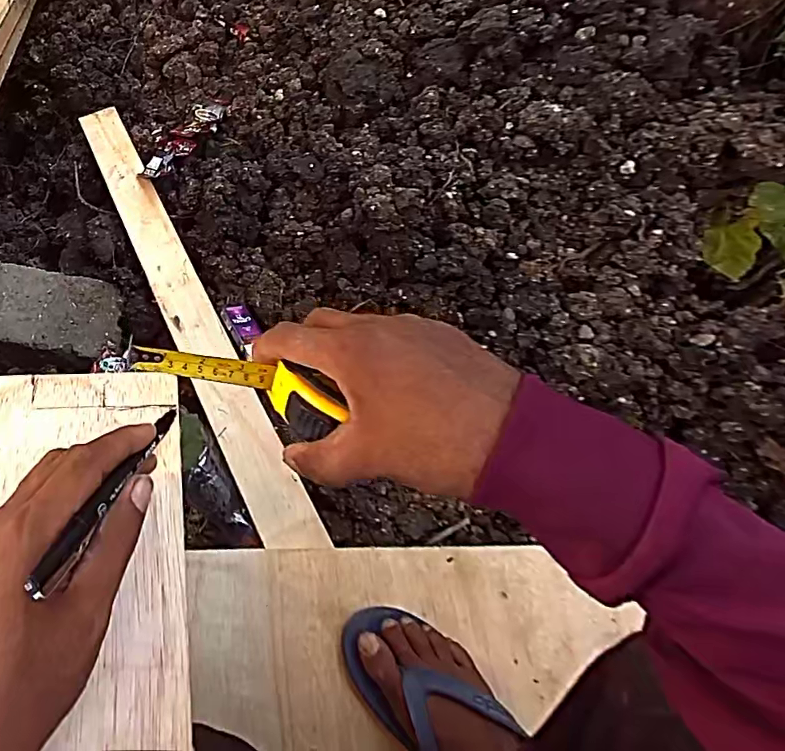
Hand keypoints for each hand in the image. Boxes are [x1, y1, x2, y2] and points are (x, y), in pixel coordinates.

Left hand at [0, 424, 157, 750]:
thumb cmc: (24, 681)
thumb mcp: (87, 611)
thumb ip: (114, 543)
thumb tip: (135, 494)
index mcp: (23, 533)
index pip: (80, 466)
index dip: (118, 444)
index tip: (146, 434)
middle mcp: (5, 524)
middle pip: (62, 464)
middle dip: (106, 451)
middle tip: (144, 452)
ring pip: (48, 476)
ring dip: (89, 467)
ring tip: (128, 473)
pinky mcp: (1, 548)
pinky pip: (38, 498)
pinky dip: (71, 489)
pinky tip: (96, 503)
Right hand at [254, 308, 519, 498]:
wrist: (523, 443)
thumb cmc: (447, 443)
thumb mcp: (366, 459)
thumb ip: (318, 460)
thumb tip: (298, 458)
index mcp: (348, 352)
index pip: (284, 338)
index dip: (263, 352)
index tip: (261, 367)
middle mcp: (376, 330)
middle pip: (316, 325)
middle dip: (302, 352)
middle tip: (308, 390)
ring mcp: (410, 330)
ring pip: (357, 329)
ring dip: (343, 354)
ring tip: (358, 400)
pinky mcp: (441, 337)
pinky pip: (395, 337)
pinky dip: (382, 356)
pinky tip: (398, 395)